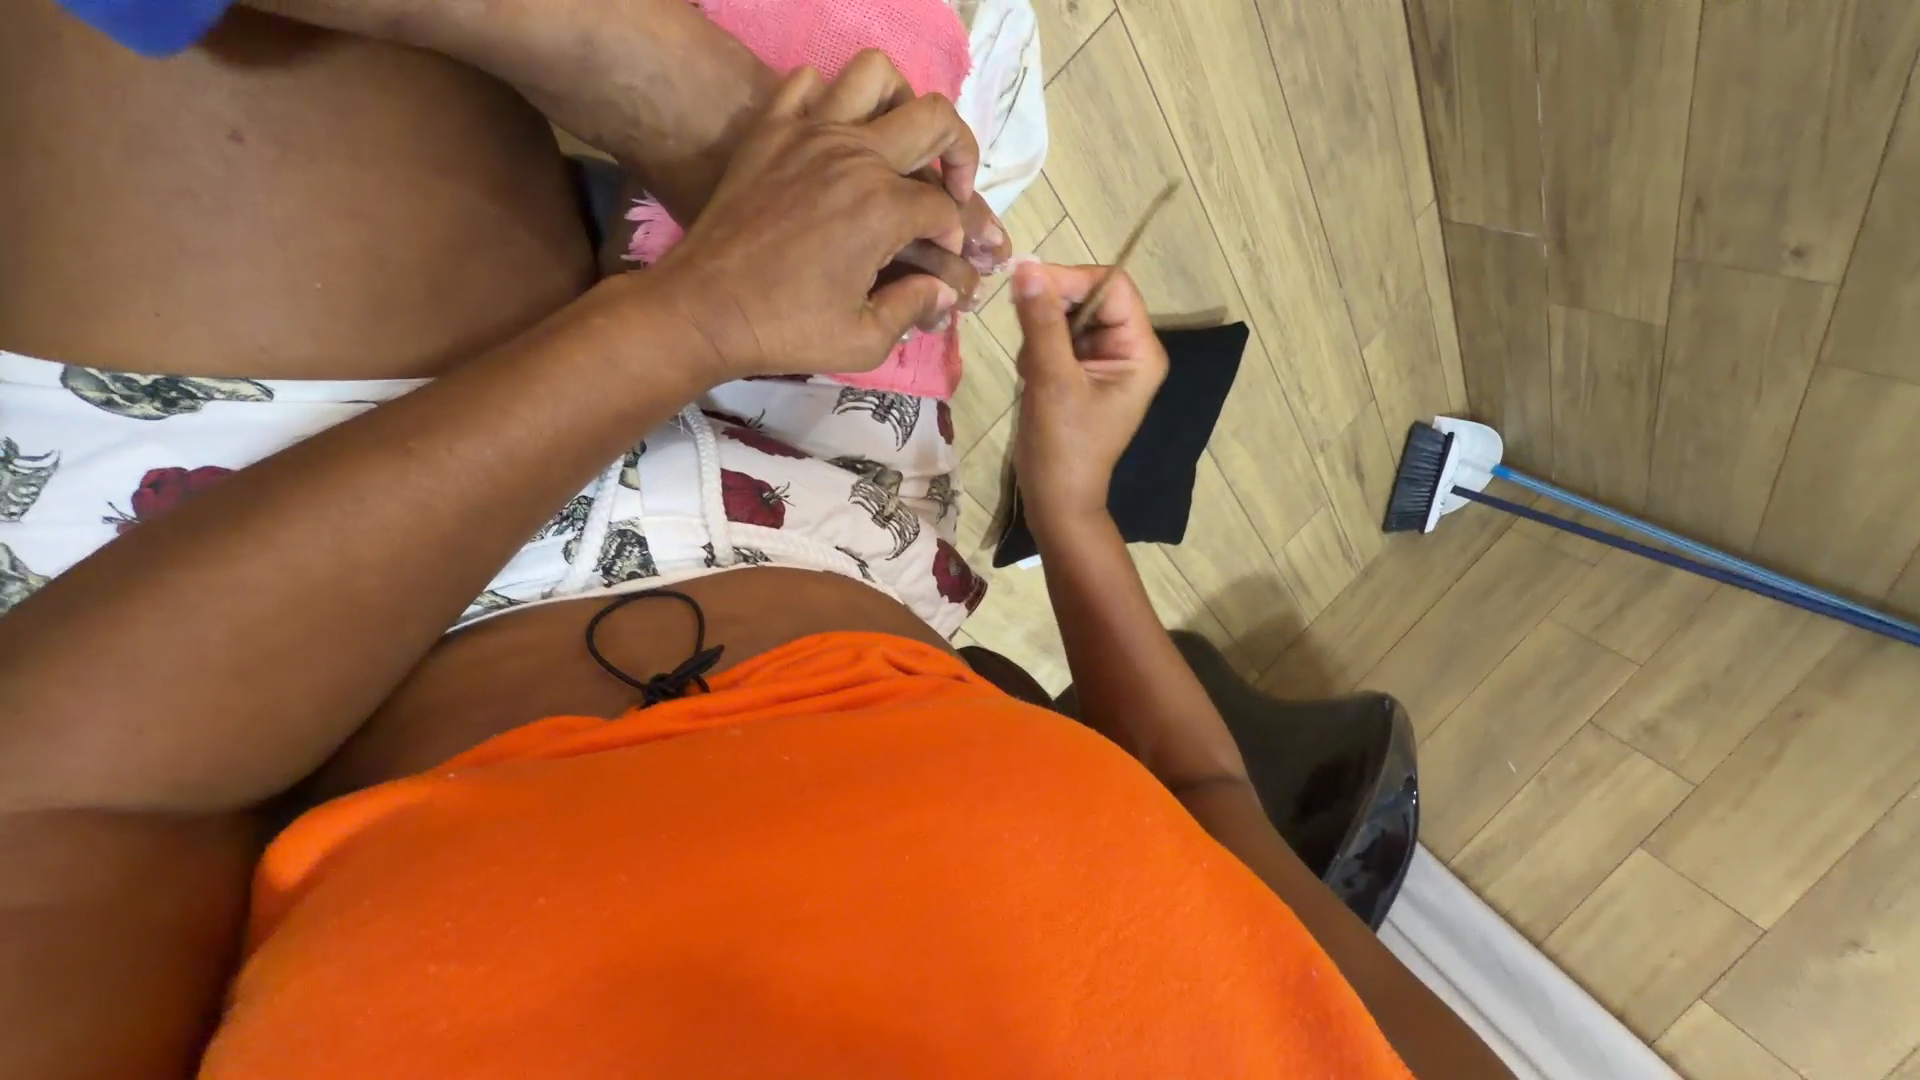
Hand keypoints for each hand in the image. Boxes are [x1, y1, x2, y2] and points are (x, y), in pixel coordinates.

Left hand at [645, 53, 983, 379]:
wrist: (706, 309)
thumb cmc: (787, 330)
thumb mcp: (864, 340)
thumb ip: (914, 309)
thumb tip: (945, 292)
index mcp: (883, 209)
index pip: (944, 208)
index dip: (955, 237)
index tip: (942, 262)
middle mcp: (855, 156)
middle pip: (935, 121)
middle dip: (960, 155)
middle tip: (951, 189)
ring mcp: (809, 133)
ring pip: (875, 76)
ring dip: (902, 103)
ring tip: (899, 144)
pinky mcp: (770, 130)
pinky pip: (807, 83)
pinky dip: (829, 98)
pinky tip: (834, 137)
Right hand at [1011, 263, 1167, 531]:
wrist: (1056, 500)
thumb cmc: (1063, 447)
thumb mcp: (1052, 381)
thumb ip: (1042, 323)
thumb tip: (1026, 267)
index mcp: (1139, 351)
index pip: (1111, 287)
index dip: (1070, 279)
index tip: (1025, 285)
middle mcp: (1127, 350)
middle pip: (1089, 298)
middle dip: (1052, 310)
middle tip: (1024, 336)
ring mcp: (1102, 362)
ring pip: (1067, 317)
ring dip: (1041, 333)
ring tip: (1032, 371)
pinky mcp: (1079, 374)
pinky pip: (1056, 340)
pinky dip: (1037, 350)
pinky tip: (1032, 379)